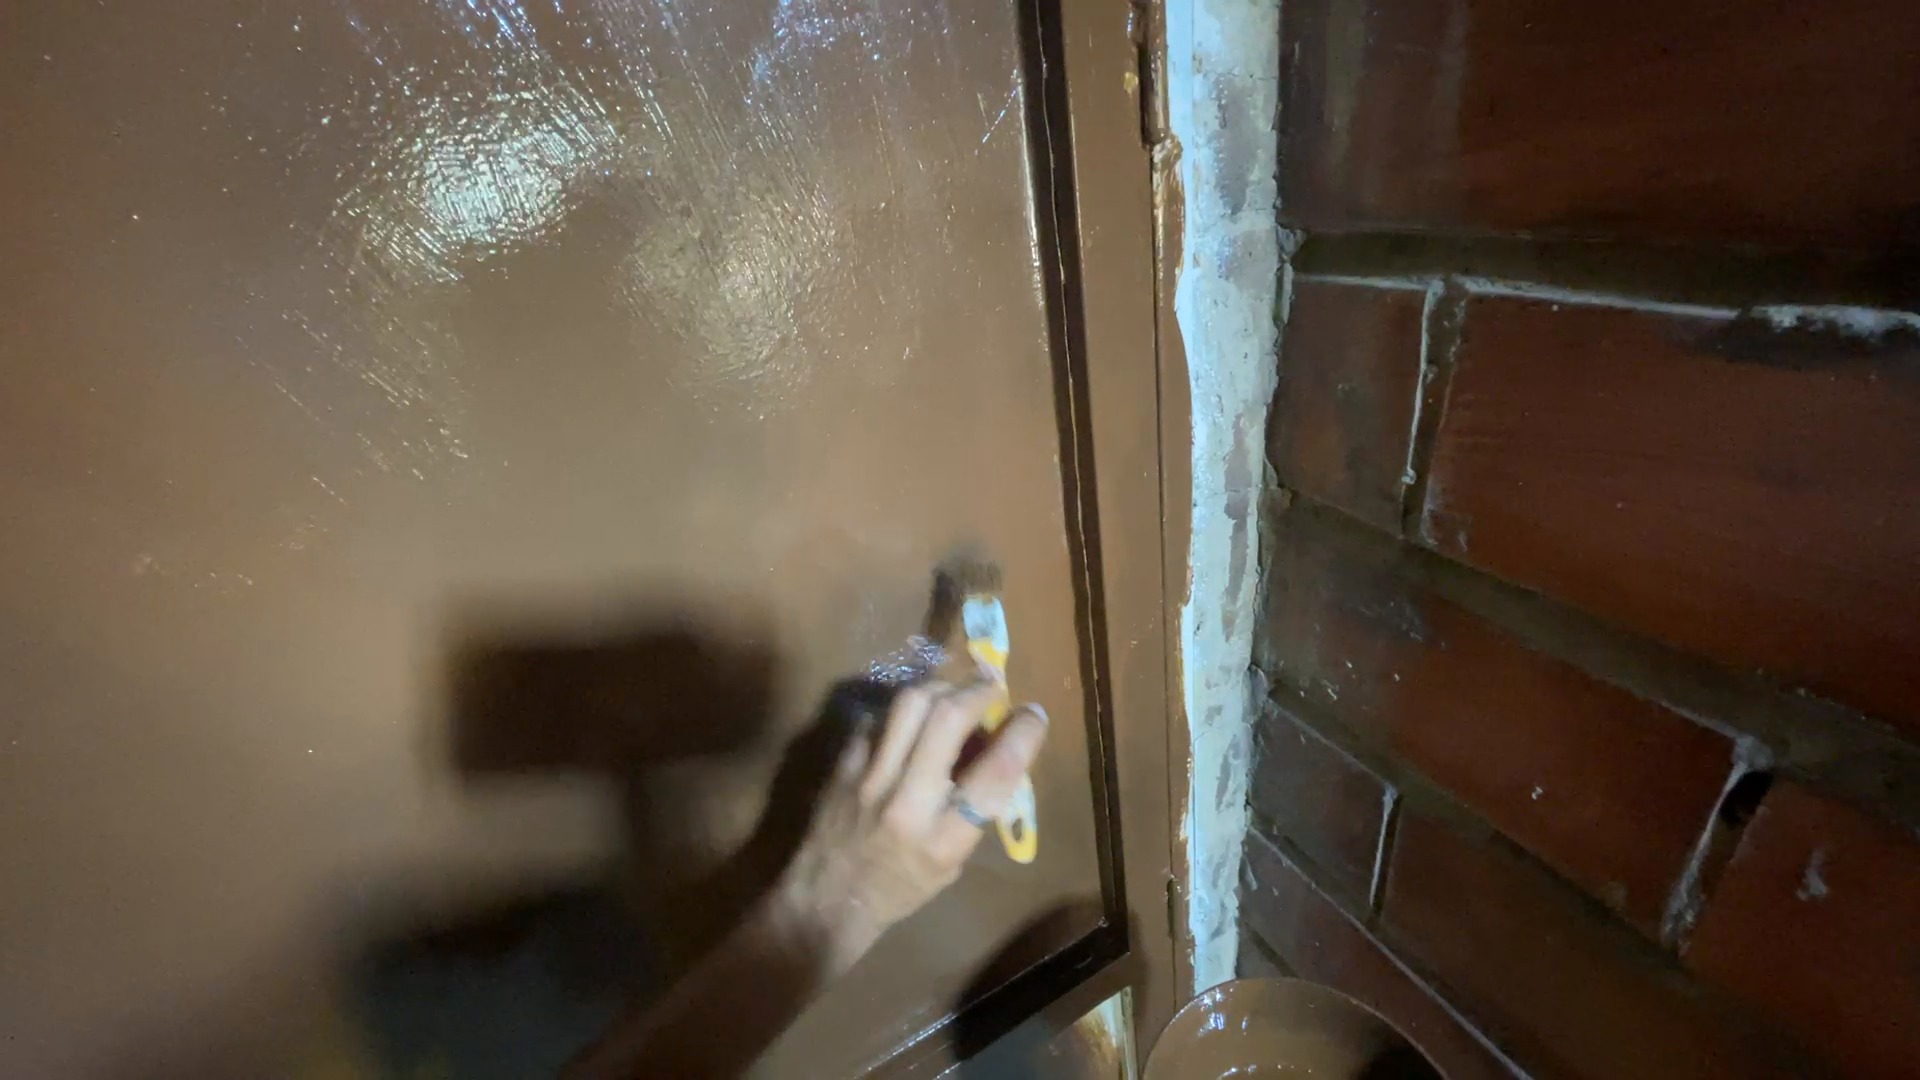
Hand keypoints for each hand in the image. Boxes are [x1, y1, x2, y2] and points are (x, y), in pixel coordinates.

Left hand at [771, 679, 1049, 972]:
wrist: (827, 899)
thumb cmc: (902, 886)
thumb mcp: (954, 861)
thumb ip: (976, 806)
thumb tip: (996, 741)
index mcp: (944, 839)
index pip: (995, 773)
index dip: (1023, 735)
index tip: (1034, 715)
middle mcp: (907, 803)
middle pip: (947, 720)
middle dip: (977, 692)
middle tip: (991, 686)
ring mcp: (869, 778)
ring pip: (909, 704)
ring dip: (941, 687)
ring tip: (954, 690)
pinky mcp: (843, 762)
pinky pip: (879, 715)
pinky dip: (903, 710)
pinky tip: (912, 717)